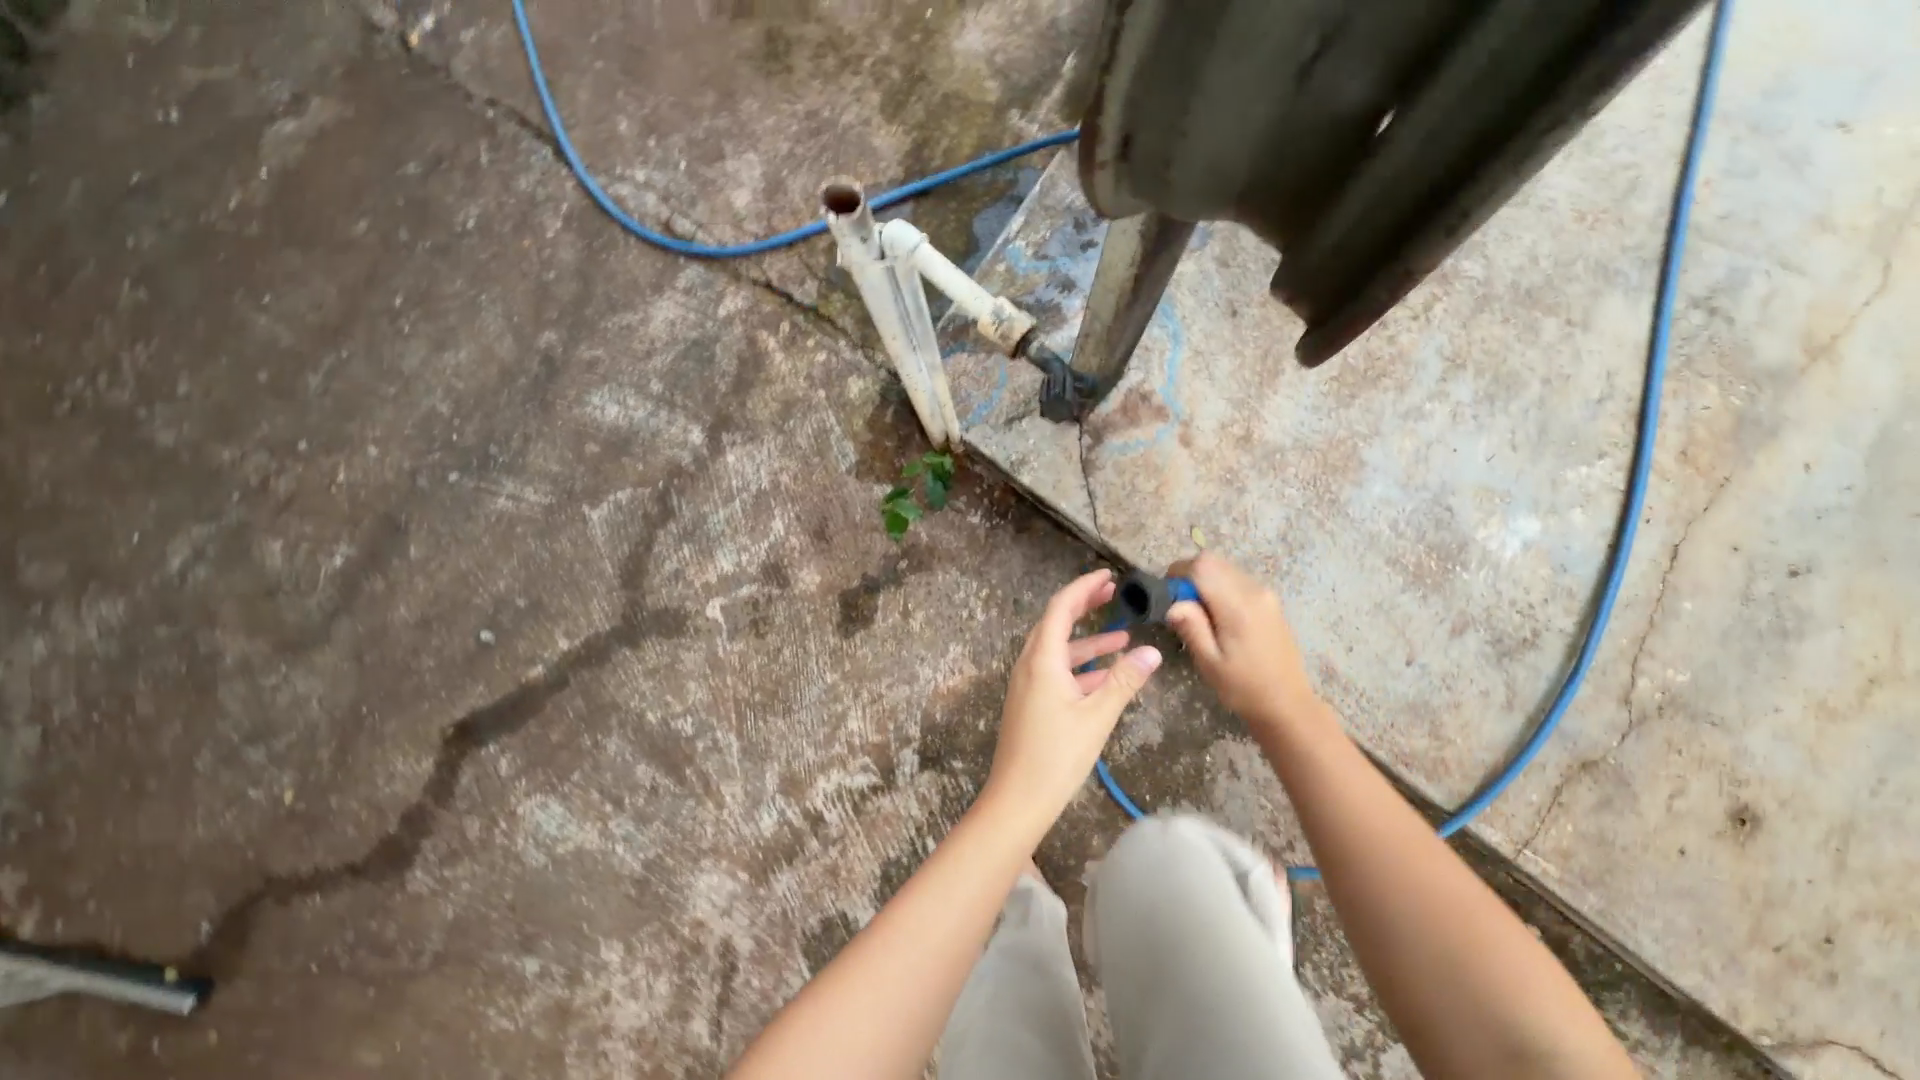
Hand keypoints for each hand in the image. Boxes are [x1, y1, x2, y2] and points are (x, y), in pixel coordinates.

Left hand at [979, 569, 1162, 842]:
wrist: (1017, 800)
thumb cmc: (1055, 757)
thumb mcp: (1096, 717)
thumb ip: (1124, 682)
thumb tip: (1151, 651)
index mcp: (1041, 661)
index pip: (1060, 609)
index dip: (1083, 588)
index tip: (1108, 577)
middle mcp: (1029, 667)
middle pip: (1056, 625)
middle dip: (1084, 609)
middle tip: (1113, 596)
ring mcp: (1027, 687)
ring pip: (1058, 653)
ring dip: (1088, 644)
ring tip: (1123, 640)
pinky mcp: (1030, 706)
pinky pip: (1056, 675)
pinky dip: (1080, 669)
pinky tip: (1105, 679)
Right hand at [1165, 552, 1321, 732]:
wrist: (1288, 703)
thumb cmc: (1244, 688)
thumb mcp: (1209, 662)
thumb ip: (1191, 627)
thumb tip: (1172, 603)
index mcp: (1238, 606)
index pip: (1203, 566)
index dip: (1178, 573)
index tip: (1167, 597)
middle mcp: (1254, 591)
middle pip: (1213, 561)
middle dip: (1190, 576)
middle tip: (1180, 606)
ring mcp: (1266, 594)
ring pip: (1225, 568)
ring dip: (1205, 581)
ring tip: (1199, 614)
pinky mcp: (1270, 601)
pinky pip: (1237, 580)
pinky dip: (1220, 587)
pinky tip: (1218, 616)